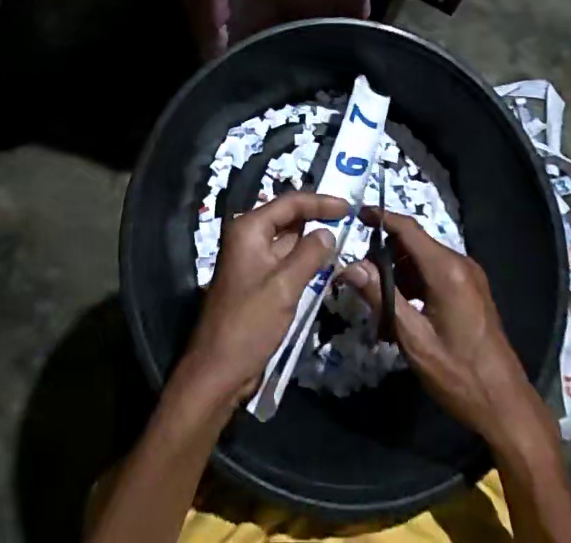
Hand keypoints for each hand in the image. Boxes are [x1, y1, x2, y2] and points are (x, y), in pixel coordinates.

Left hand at [181, 190, 351, 405]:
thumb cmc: (249, 323)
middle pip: (288, 218)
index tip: (349, 207)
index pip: (289, 202)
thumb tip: (328, 233)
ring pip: (289, 242)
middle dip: (317, 218)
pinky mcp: (258, 282)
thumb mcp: (284, 286)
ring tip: (346, 240)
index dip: (320, 202)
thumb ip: (309, 255)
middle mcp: (248, 239)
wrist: (219, 368)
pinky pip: (286, 263)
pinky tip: (327, 266)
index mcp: (248, 230)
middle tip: (351, 221)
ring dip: (313, 241)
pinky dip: (305, 261)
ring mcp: (252, 261)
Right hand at [338, 207, 534, 442]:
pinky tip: (400, 308)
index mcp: (447, 271)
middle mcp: (461, 265)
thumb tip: (350, 266)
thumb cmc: (459, 375)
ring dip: (398, 272)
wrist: (507, 407)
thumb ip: (381, 297)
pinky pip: (435, 273)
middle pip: (414, 243)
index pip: (409, 229)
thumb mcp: (414, 338)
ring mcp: (469, 278)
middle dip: (384, 254)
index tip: (356, 214)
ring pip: (423, 259)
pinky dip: (414, 282)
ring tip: (376, 299)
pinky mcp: (471, 292)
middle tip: (359, 275)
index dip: (382, 217)